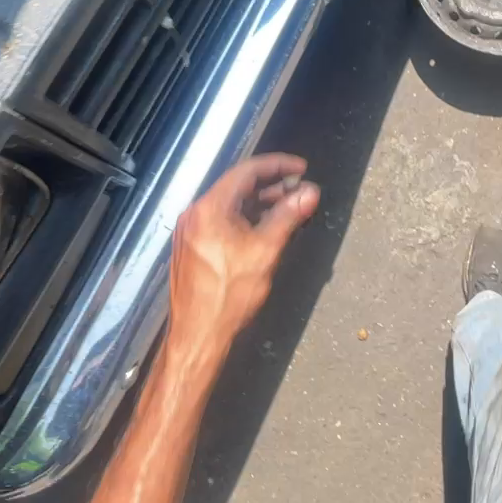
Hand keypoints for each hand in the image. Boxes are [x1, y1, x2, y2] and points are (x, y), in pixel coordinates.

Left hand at [169, 152, 319, 350]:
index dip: (277, 165)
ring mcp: (191, 230)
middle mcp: (196, 213)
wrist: (197, 336)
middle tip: (299, 188)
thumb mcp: (265, 251)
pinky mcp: (192, 246)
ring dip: (260, 202)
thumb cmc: (230, 295)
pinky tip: (266, 226)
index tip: (301, 168)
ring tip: (288, 206)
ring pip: (230, 204)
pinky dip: (246, 217)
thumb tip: (310, 192)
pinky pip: (222, 219)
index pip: (247, 171)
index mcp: (210, 208)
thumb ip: (288, 216)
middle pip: (237, 186)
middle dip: (271, 184)